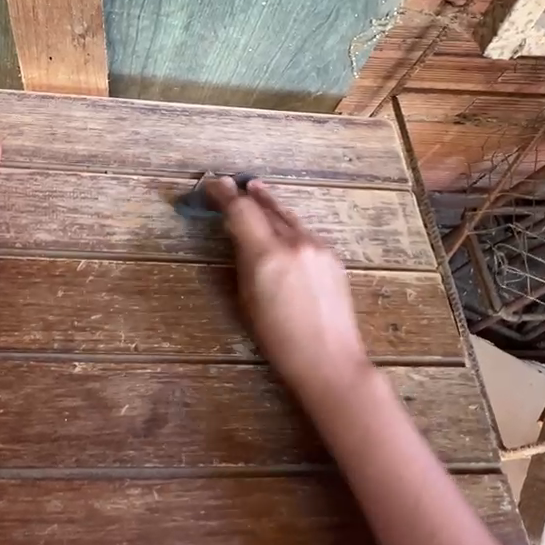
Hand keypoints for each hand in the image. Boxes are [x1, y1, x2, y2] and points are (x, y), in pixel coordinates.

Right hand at [204, 176, 369, 397]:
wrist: (329, 360)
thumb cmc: (277, 339)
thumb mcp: (246, 299)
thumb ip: (242, 259)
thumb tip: (235, 233)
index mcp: (267, 255)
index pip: (241, 210)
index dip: (224, 194)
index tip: (212, 185)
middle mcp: (294, 243)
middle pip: (265, 206)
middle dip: (245, 195)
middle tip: (229, 183)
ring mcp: (317, 247)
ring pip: (287, 215)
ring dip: (268, 203)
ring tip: (255, 189)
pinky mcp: (332, 256)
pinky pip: (303, 231)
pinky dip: (286, 223)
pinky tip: (281, 225)